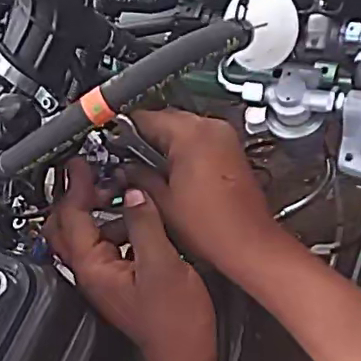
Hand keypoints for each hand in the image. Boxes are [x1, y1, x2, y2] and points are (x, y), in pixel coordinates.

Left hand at [46, 159, 215, 360]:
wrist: (186, 356)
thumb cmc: (176, 324)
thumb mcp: (162, 263)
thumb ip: (145, 224)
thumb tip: (135, 195)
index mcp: (95, 269)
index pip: (72, 218)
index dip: (75, 186)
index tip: (79, 164)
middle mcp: (93, 275)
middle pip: (67, 228)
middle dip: (75, 197)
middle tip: (90, 174)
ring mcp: (106, 281)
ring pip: (88, 237)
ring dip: (98, 211)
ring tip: (119, 192)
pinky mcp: (122, 283)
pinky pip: (108, 247)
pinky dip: (115, 227)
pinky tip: (138, 220)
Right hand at [127, 109, 289, 274]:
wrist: (248, 244)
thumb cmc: (214, 228)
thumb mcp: (162, 202)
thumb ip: (139, 176)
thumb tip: (126, 168)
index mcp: (191, 134)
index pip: (144, 116)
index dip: (123, 132)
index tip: (112, 143)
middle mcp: (212, 128)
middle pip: (166, 119)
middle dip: (145, 139)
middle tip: (127, 161)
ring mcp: (225, 138)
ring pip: (184, 130)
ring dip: (165, 146)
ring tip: (150, 172)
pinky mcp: (231, 152)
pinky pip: (200, 142)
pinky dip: (185, 153)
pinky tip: (174, 177)